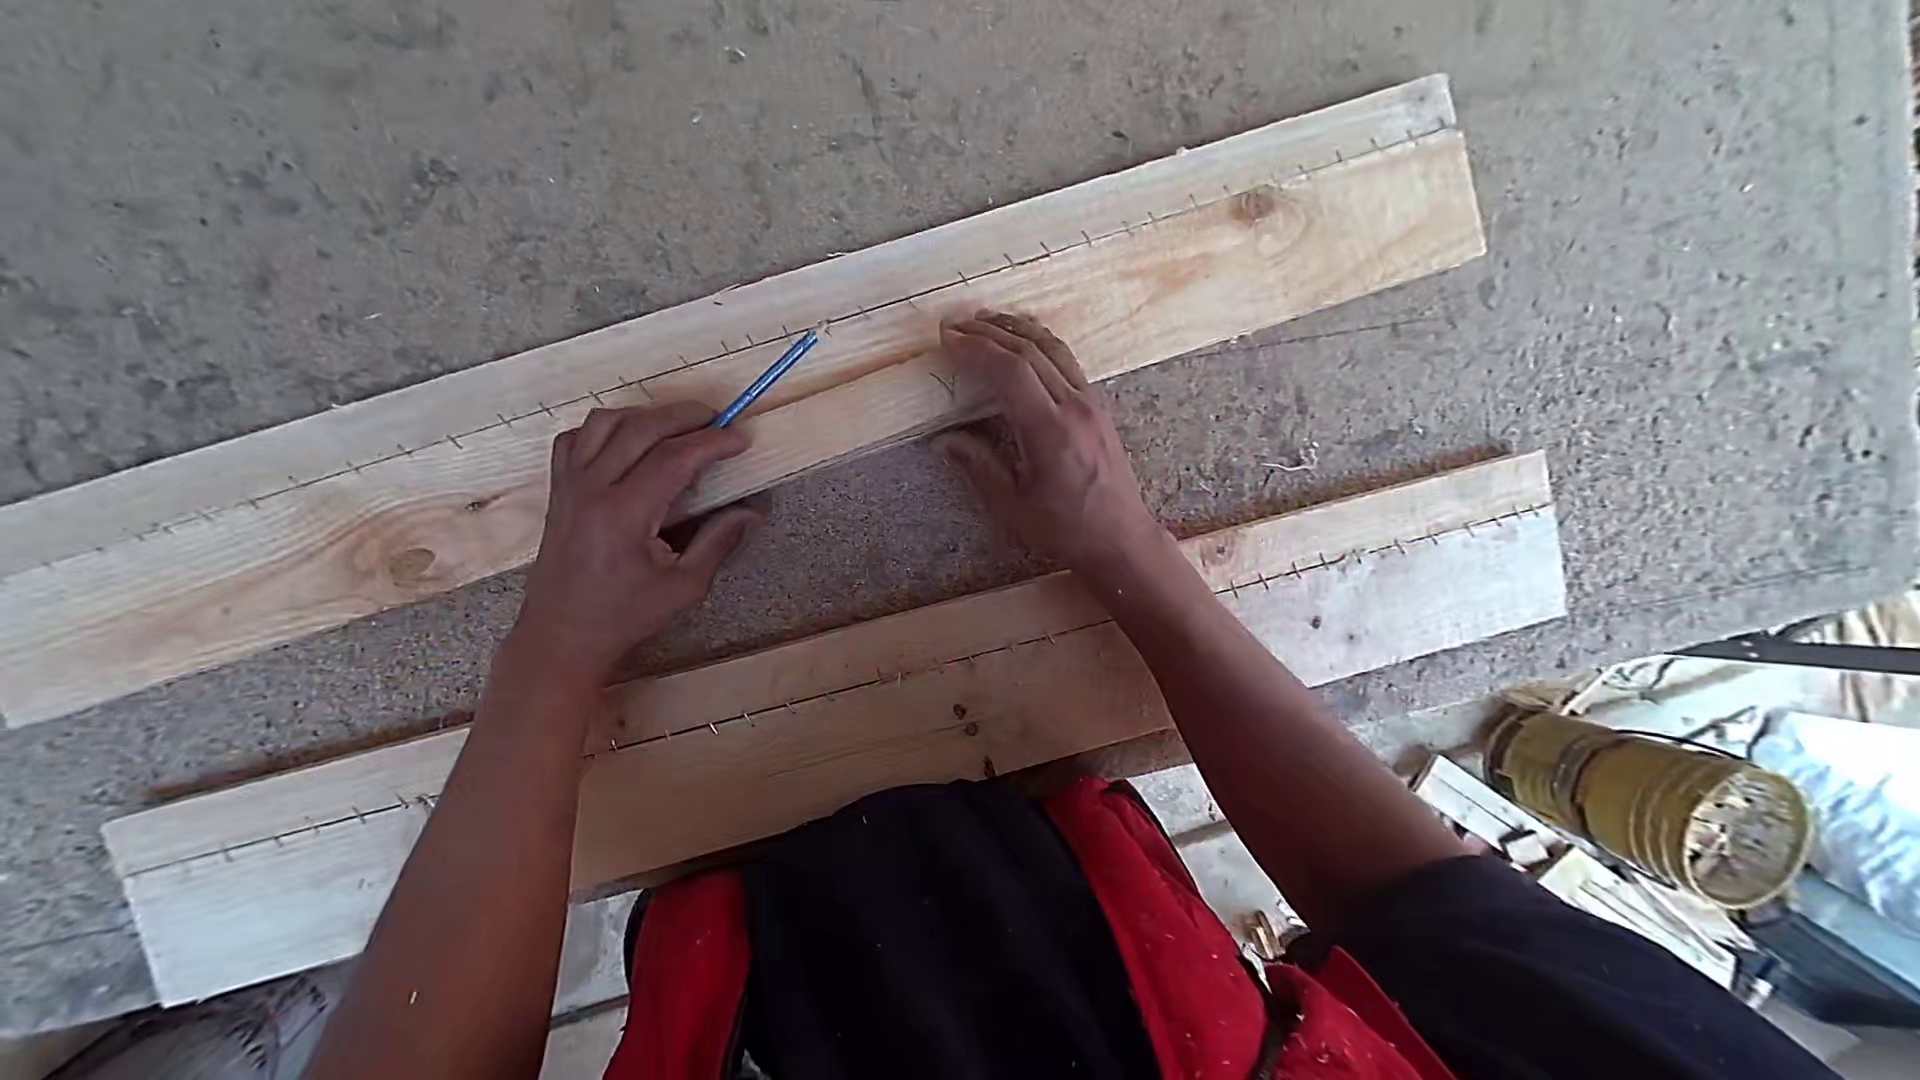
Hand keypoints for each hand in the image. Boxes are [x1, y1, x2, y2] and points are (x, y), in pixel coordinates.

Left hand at [506, 402, 761, 687]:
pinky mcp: (558, 489)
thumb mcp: (685, 586)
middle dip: (686, 416)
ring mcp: (569, 485)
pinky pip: (578, 438)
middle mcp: (591, 490)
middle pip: (641, 428)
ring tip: (681, 426)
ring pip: (606, 422)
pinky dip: (609, 427)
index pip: (673, 458)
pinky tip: (633, 440)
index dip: (712, 442)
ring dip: (648, 415)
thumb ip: (719, 541)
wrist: (561, 635)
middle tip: (720, 421)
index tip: (741, 439)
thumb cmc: (626, 616)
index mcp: (623, 516)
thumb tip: (753, 510)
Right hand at [932, 311, 1169, 579]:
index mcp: (1050, 431)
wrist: (1121, 538)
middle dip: (989, 332)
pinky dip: (1040, 343)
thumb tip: (945, 441)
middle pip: (1029, 351)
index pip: (1009, 371)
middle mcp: (1074, 407)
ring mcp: (1091, 403)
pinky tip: (1025, 342)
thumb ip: (978, 467)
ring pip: (1053, 348)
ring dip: (1017, 329)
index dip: (975, 350)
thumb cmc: (1066, 529)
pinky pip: (1068, 361)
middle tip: (957, 324)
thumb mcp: (1013, 505)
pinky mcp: (1099, 407)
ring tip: (986, 320)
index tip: (948, 339)